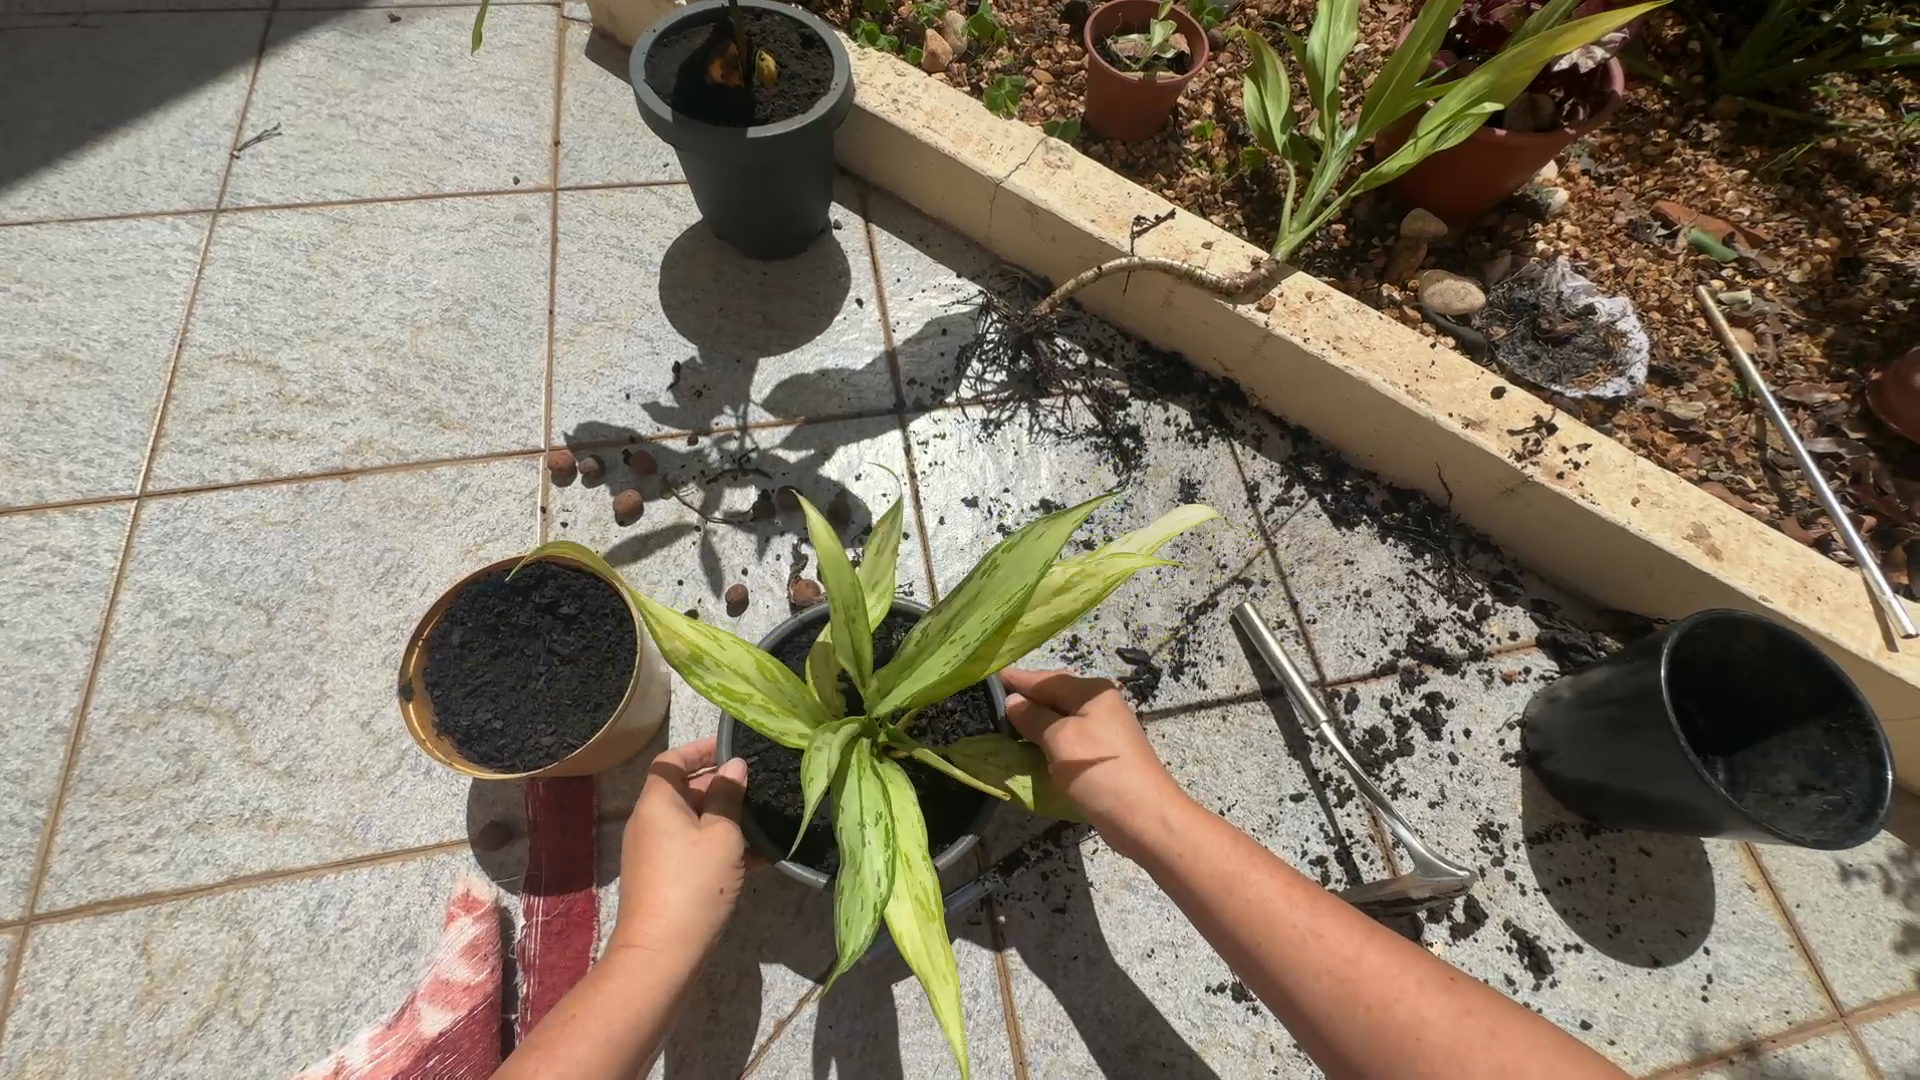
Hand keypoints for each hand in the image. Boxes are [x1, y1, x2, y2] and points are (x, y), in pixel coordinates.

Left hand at [609, 737, 749, 958]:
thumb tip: (735, 765)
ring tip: (762, 819)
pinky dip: (720, 846)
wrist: (662, 955)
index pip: (671, 761)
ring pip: (693, 822)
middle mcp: (650, 823)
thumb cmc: (693, 883)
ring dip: (725, 818)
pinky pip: (694, 849)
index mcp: (657, 804)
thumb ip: (729, 796)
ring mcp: (655, 854)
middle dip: (720, 785)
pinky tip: (758, 856)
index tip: (730, 748)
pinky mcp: (664, 879)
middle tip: (757, 785)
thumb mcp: (722, 834)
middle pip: (684, 791)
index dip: (698, 750)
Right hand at [997, 668, 1190, 857]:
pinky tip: (1031, 744)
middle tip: (992, 701)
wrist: (1145, 817)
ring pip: (1060, 718)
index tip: (991, 676)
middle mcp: (1099, 704)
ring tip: (1005, 722)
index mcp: (1091, 692)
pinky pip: (1067, 737)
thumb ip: (1034, 718)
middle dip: (1026, 698)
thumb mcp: (1060, 740)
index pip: (1046, 679)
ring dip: (1036, 720)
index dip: (1018, 679)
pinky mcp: (1102, 753)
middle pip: (1054, 696)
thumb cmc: (1100, 772)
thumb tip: (1013, 701)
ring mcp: (1103, 729)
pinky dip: (1048, 739)